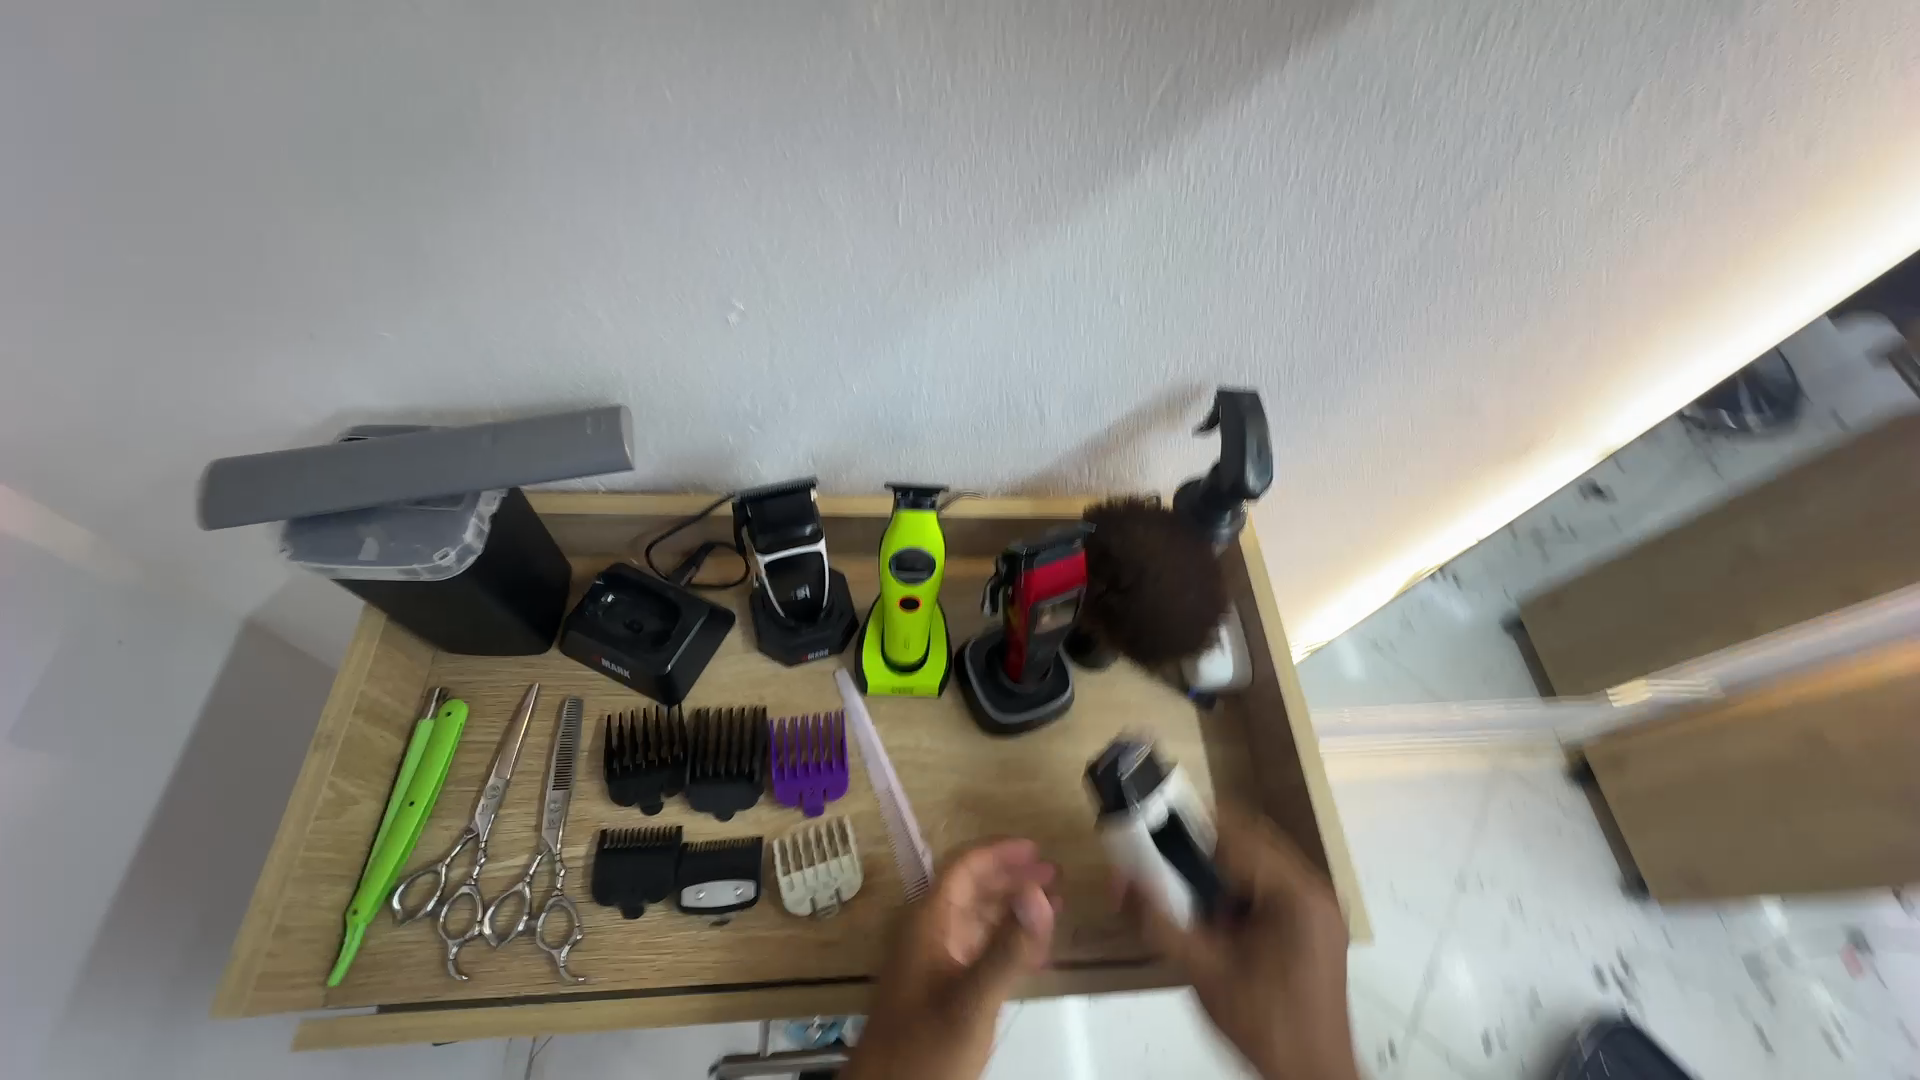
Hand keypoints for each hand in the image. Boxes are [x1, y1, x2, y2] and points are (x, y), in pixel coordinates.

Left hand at [843, 839, 1058, 1079]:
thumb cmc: (924, 1049)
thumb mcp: (972, 999)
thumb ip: (1008, 948)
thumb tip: (1041, 892)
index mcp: (929, 922)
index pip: (964, 868)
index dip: (999, 853)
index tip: (1038, 849)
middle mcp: (930, 933)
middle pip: (972, 888)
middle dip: (1013, 877)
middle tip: (1056, 874)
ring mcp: (935, 962)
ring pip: (977, 919)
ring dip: (1013, 907)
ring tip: (1054, 904)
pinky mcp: (943, 989)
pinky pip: (979, 950)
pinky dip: (1007, 942)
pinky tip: (1036, 952)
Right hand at [1120, 806, 1358, 1079]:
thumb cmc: (1264, 1026)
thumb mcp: (1201, 970)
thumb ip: (1157, 919)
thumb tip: (1120, 878)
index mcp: (1296, 894)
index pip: (1235, 835)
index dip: (1188, 824)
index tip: (1149, 821)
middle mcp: (1314, 890)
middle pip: (1249, 838)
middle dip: (1200, 842)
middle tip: (1159, 850)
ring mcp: (1318, 906)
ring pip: (1258, 857)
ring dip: (1218, 864)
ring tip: (1182, 882)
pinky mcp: (1313, 923)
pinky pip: (1268, 882)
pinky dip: (1236, 885)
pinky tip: (1213, 912)